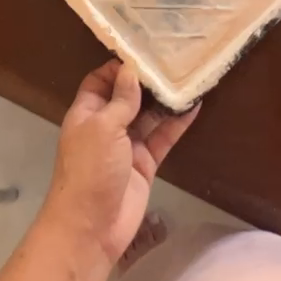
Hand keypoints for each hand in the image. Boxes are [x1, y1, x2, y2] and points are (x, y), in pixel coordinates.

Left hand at [41, 60, 198, 263]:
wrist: (91, 229)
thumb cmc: (90, 170)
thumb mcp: (102, 128)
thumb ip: (121, 99)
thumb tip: (132, 70)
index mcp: (87, 114)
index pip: (100, 80)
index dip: (119, 67)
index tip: (144, 52)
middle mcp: (107, 126)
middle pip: (128, 96)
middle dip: (148, 81)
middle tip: (174, 59)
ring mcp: (127, 146)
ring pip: (149, 116)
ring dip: (166, 100)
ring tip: (189, 77)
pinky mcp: (145, 164)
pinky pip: (163, 138)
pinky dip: (177, 123)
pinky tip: (194, 106)